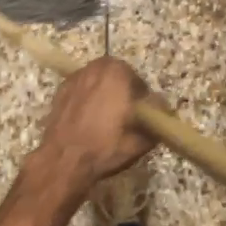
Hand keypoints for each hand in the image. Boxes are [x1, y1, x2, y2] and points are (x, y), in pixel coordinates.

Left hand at [30, 56, 157, 193]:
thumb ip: (157, 117)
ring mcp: (77, 75)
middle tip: (123, 120)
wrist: (64, 159)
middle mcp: (97, 66)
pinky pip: (83, 89)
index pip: (140, 84)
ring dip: (105, 95)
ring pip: (100, 82)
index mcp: (118, 71)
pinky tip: (87, 120)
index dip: (141, 103)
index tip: (138, 120)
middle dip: (123, 95)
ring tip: (104, 121)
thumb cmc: (106, 146)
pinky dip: (88, 99)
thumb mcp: (142, 139)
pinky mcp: (62, 87)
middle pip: (118, 79)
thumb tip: (163, 106)